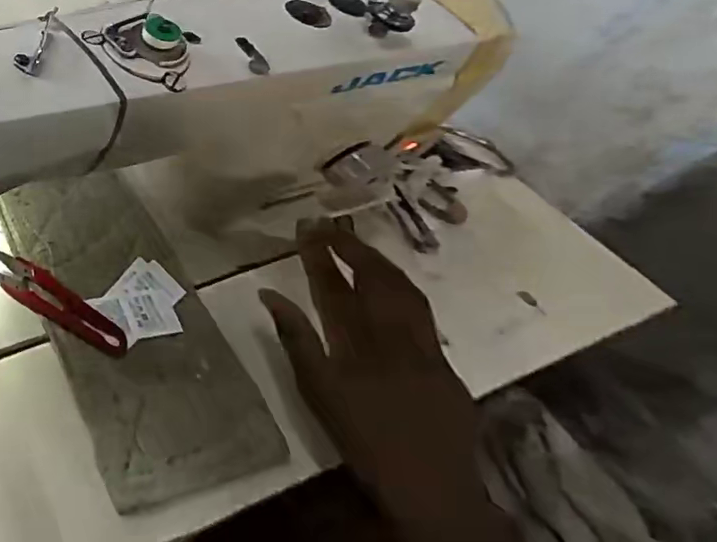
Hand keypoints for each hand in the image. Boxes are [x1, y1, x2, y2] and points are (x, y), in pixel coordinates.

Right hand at [261, 221, 516, 541]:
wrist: (431, 489)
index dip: (322, 254)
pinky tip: (390, 295)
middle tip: (331, 227)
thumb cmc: (361, 435)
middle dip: (355, 249)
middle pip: (381, 283)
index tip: (307, 227)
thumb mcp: (315, 388)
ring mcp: (430, 355)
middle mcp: (401, 341)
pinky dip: (402, 294)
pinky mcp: (448, 371)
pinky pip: (424, 319)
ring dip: (382, 267)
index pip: (338, 285)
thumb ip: (295, 338)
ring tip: (359, 248)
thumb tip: (268, 293)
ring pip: (410, 297)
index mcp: (363, 343)